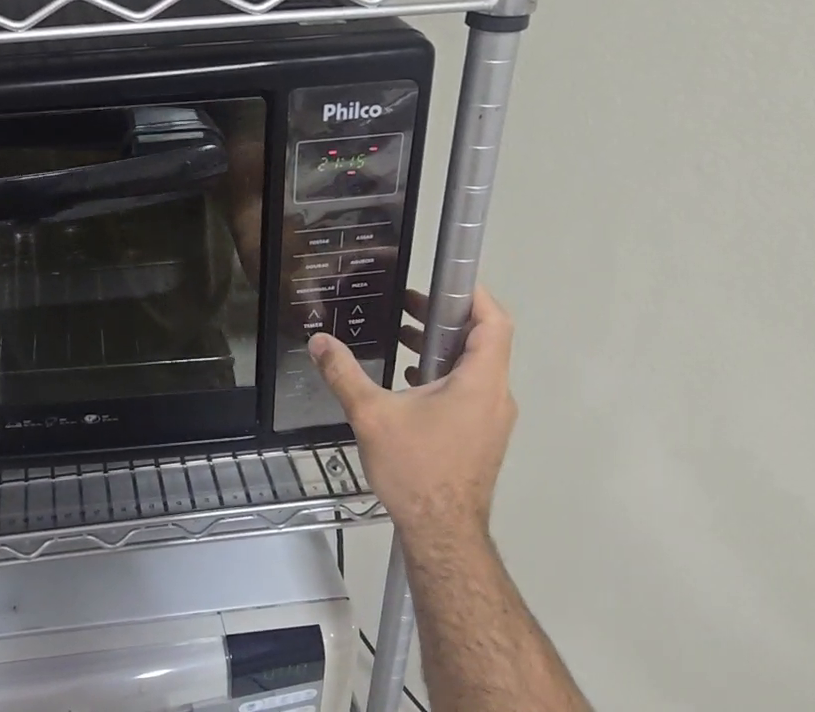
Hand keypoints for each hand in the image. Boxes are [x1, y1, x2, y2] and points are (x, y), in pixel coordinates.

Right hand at [309, 286, 516, 548]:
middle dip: (445, 318)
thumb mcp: (372, 415)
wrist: (442, 534)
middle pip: (483, 341)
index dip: (474, 294)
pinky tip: (408, 383)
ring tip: (401, 338)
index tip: (444, 279)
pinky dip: (443, 375)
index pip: (493, 322)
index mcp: (480, 381)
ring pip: (475, 368)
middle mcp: (495, 395)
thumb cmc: (416, 469)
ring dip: (441, 347)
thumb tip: (320, 341)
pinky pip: (469, 391)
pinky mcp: (482, 437)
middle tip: (407, 305)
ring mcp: (492, 419)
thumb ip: (344, 373)